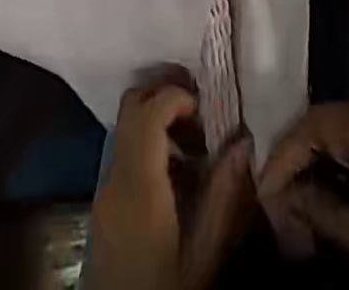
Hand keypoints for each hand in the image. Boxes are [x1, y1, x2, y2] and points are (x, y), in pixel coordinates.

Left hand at [86, 84, 256, 289]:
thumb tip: (244, 142)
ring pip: (127, 126)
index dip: (177, 96)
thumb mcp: (203, 253)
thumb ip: (224, 195)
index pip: (147, 112)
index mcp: (138, 185)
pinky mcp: (104, 203)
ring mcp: (104, 189)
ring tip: (197, 148)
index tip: (207, 112)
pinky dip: (152, 144)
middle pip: (131, 106)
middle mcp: (114, 177)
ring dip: (161, 120)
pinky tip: (179, 174)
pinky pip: (126, 152)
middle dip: (168, 97)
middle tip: (204, 118)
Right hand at [257, 97, 348, 289]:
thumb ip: (320, 212)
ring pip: (336, 126)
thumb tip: (282, 200)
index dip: (280, 159)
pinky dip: (334, 158)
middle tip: (273, 196)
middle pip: (321, 121)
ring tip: (293, 195)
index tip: (262, 194)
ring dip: (313, 158)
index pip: (310, 128)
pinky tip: (324, 187)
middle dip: (294, 157)